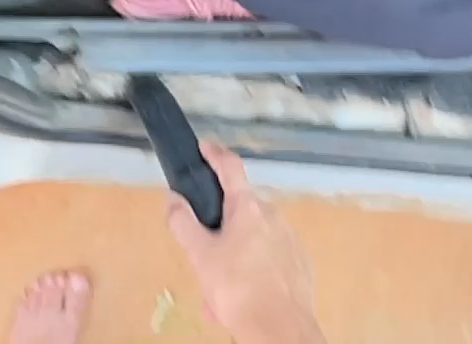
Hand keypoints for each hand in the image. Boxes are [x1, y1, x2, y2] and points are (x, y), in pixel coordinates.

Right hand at [165, 140, 325, 343]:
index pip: (229, 166)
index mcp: (248, 206)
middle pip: (238, 212)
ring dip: (232, 260)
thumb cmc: (237, 289)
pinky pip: (268, 260)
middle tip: (202, 260)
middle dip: (218, 234)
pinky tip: (241, 301)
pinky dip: (252, 274)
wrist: (282, 331)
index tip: (203, 146)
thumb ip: (183, 223)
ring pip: (251, 241)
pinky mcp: (299, 264)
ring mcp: (288, 238)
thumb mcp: (200, 256)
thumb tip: (172, 197)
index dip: (214, 153)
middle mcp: (272, 214)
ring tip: (217, 296)